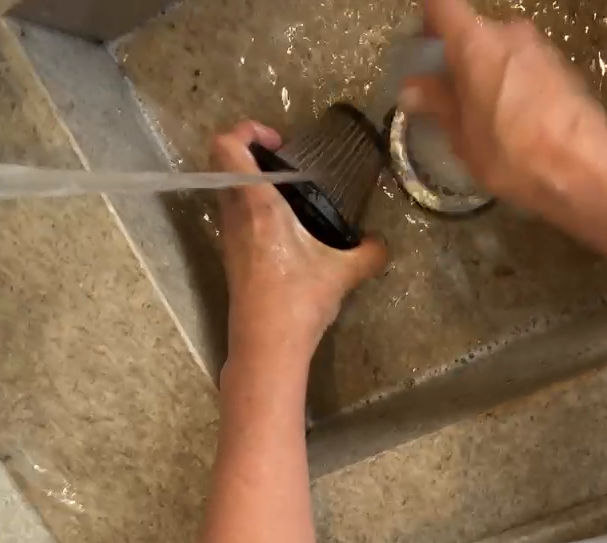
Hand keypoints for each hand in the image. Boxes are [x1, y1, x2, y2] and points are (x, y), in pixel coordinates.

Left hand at [213, 121, 386, 368]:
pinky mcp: (232, 260)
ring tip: (289, 199)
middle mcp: (235, 215)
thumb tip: (382, 244)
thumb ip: (368, 253)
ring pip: (228, 193)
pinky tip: (285, 234)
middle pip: (224, 164)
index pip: (227, 145)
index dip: (246, 131)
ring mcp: (229, 239)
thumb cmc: (298, 302)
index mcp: (257, 204)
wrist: (267, 347)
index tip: (279, 144)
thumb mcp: (343, 274)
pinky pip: (236, 219)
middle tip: (287, 169)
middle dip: (253, 157)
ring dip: (252, 186)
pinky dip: (254, 213)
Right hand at [399, 0, 606, 214]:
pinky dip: (517, 87)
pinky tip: (519, 124)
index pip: (442, 5)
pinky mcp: (564, 68)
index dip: (428, 19)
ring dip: (491, 76)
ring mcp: (542, 47)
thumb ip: (438, 105)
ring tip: (489, 120)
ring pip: (504, 52)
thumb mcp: (464, 137)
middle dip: (462, 61)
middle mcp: (510, 32)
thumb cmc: (511, 154)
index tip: (422, 44)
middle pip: (476, 34)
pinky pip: (528, 69)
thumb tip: (411, 89)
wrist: (580, 167)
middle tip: (453, 100)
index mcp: (475, 42)